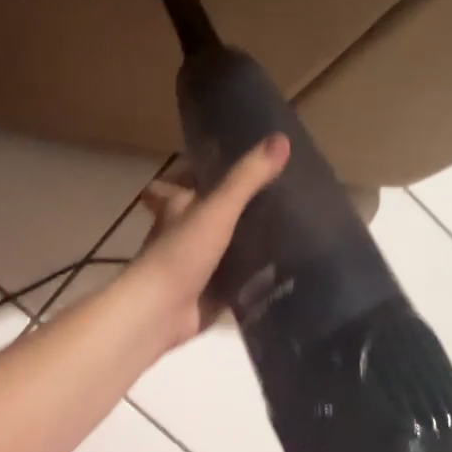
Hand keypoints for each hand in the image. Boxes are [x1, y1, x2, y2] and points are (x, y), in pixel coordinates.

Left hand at [131, 133, 288, 347]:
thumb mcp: (217, 208)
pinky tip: (284, 269)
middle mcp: (184, 233)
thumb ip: (247, 178)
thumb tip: (281, 139)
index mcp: (177, 205)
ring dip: (249, 241)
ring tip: (291, 227)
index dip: (202, 169)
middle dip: (235, 207)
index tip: (232, 160)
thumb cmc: (180, 253)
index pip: (187, 179)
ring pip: (226, 247)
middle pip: (210, 213)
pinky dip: (254, 276)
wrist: (160, 311)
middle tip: (277, 195)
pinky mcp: (210, 294)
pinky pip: (237, 280)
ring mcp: (197, 265)